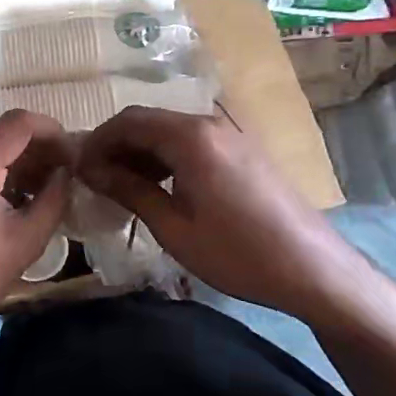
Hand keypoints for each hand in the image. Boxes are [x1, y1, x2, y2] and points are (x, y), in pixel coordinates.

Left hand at [0, 110, 70, 378]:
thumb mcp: (29, 236)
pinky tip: (13, 189)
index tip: (74, 153)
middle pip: (0, 130)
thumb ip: (55, 193)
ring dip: (14, 155)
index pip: (18, 123)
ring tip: (43, 184)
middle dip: (35, 146)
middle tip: (64, 172)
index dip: (52, 131)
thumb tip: (68, 167)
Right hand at [76, 107, 362, 320]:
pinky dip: (165, 158)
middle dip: (115, 146)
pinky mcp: (243, 152)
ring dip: (139, 152)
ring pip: (168, 132)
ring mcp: (231, 137)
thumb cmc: (239, 252)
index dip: (96, 141)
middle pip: (147, 122)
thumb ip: (127, 189)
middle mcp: (210, 125)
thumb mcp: (172, 226)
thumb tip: (88, 169)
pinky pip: (191, 143)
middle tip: (94, 178)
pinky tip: (157, 187)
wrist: (318, 273)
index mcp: (190, 137)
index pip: (127, 121)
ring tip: (120, 185)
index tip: (77, 168)